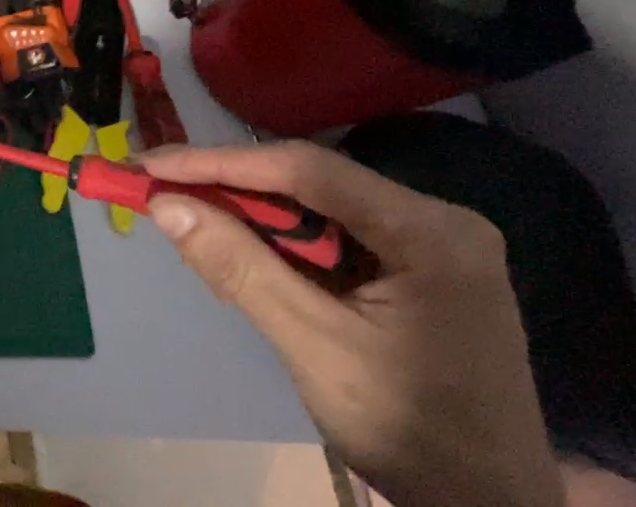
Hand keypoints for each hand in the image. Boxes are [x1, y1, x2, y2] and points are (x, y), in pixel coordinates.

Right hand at [144, 142, 562, 506]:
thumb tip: (162, 204)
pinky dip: (273, 241)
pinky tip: (234, 249)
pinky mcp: (410, 268)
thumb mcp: (312, 344)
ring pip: (311, 207)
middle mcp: (434, 220)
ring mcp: (425, 244)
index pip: (306, 172)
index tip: (148, 164)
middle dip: (226, 186)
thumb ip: (239, 268)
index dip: (219, 162)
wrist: (487, 505)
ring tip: (180, 216)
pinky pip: (326, 234)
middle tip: (152, 187)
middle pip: (308, 183)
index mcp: (431, 233)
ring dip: (245, 214)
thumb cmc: (408, 425)